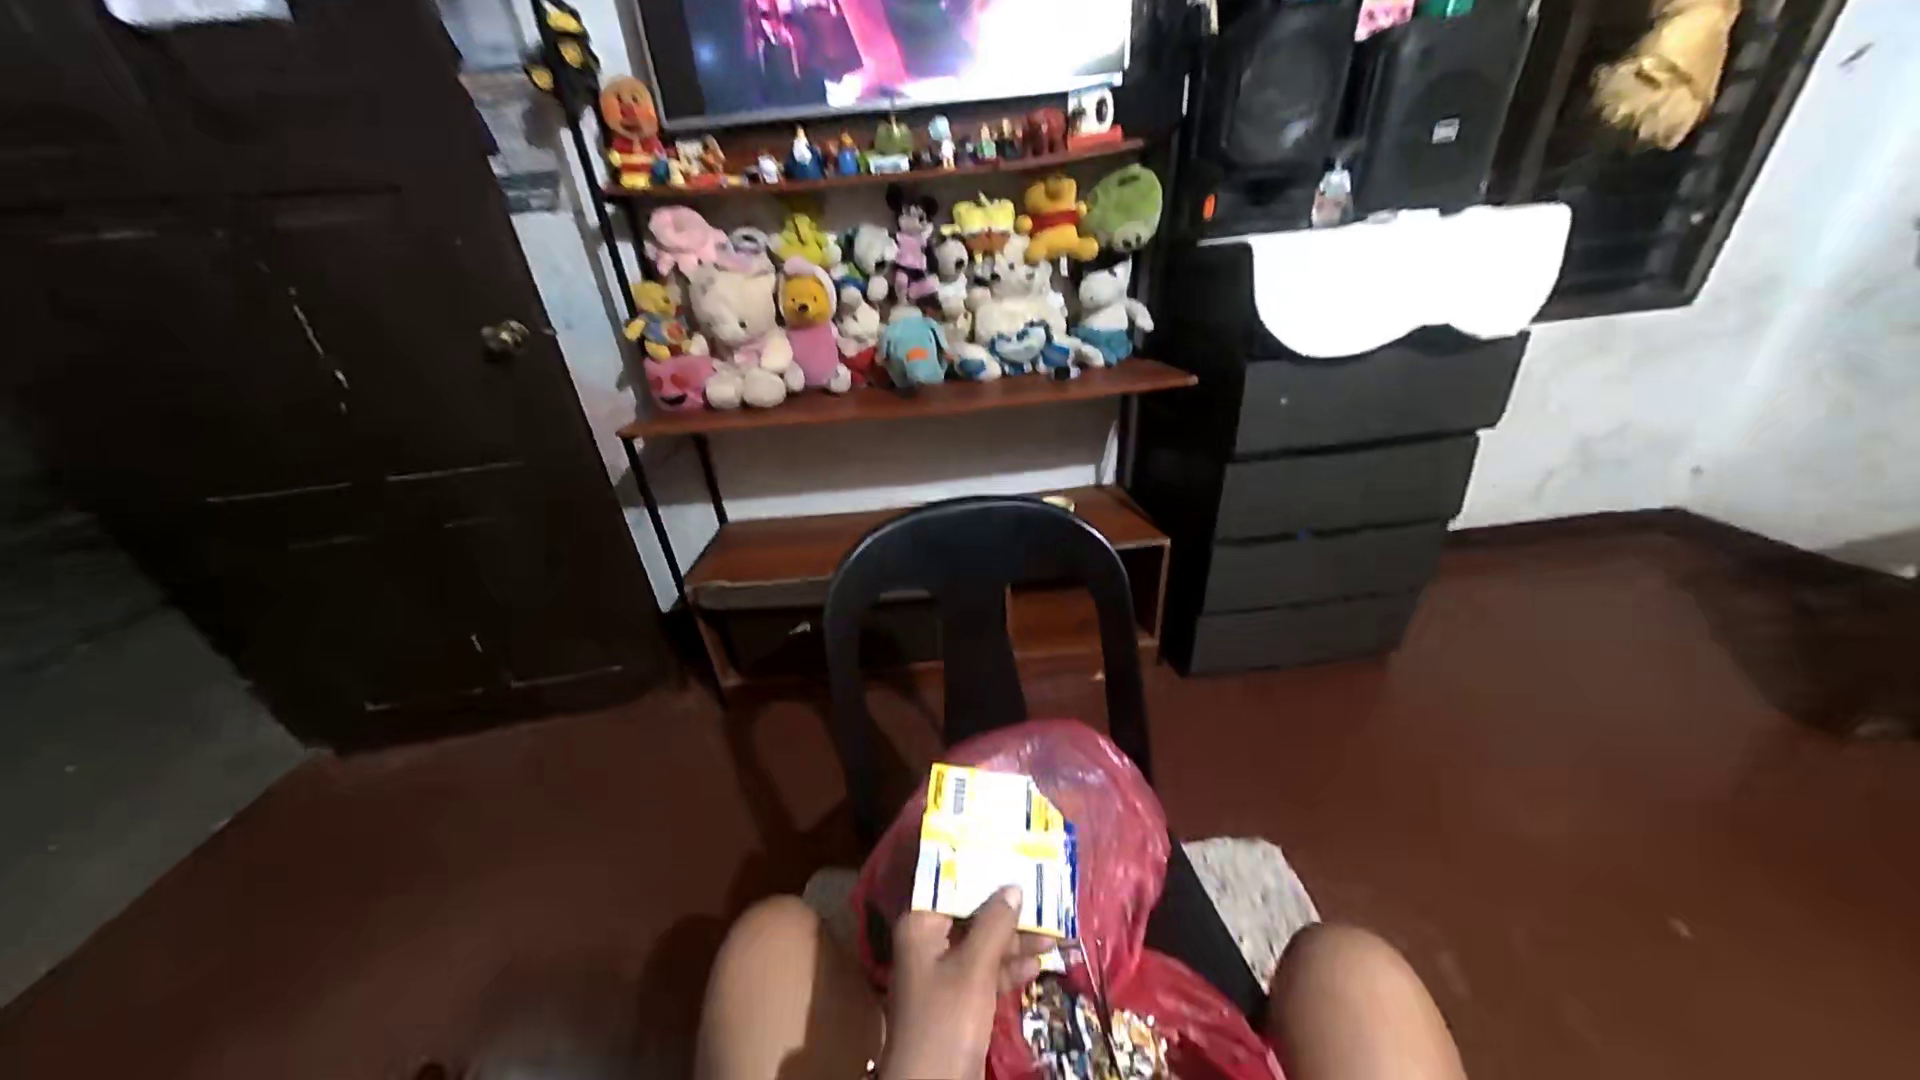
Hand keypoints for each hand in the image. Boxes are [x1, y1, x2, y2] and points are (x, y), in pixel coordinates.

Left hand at [880, 886, 1052, 1079]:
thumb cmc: (946, 1021)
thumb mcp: (974, 969)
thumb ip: (994, 924)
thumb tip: (1014, 887)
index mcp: (921, 925)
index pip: (952, 885)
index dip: (983, 872)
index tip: (1014, 859)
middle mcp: (929, 941)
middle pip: (972, 914)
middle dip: (1008, 910)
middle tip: (1044, 897)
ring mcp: (944, 972)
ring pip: (984, 943)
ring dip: (1016, 940)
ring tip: (1054, 933)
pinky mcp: (958, 999)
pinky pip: (987, 971)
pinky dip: (1010, 967)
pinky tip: (1038, 964)